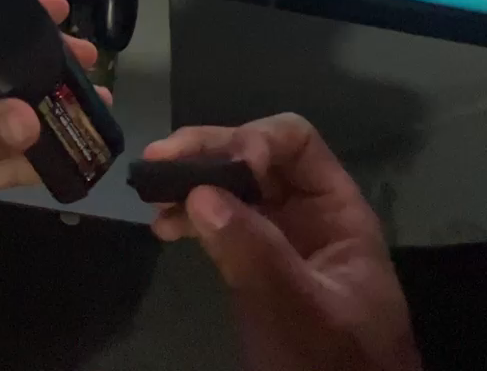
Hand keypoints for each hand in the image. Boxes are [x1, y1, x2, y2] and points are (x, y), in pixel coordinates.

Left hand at [0, 0, 104, 306]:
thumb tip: (30, 114)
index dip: (8, 24)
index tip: (58, 12)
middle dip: (35, 67)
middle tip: (88, 62)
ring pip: (2, 115)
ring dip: (41, 112)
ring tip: (92, 104)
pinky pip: (2, 157)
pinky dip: (32, 156)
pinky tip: (69, 154)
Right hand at [148, 115, 419, 370]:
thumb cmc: (336, 368)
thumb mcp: (302, 314)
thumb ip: (257, 255)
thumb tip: (199, 194)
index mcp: (336, 211)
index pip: (295, 142)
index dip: (255, 140)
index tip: (219, 170)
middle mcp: (305, 212)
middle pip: (252, 153)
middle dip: (205, 152)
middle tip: (158, 160)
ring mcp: (276, 235)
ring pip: (229, 183)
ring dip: (188, 179)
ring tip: (150, 191)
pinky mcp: (251, 260)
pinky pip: (217, 218)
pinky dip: (187, 214)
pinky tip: (162, 227)